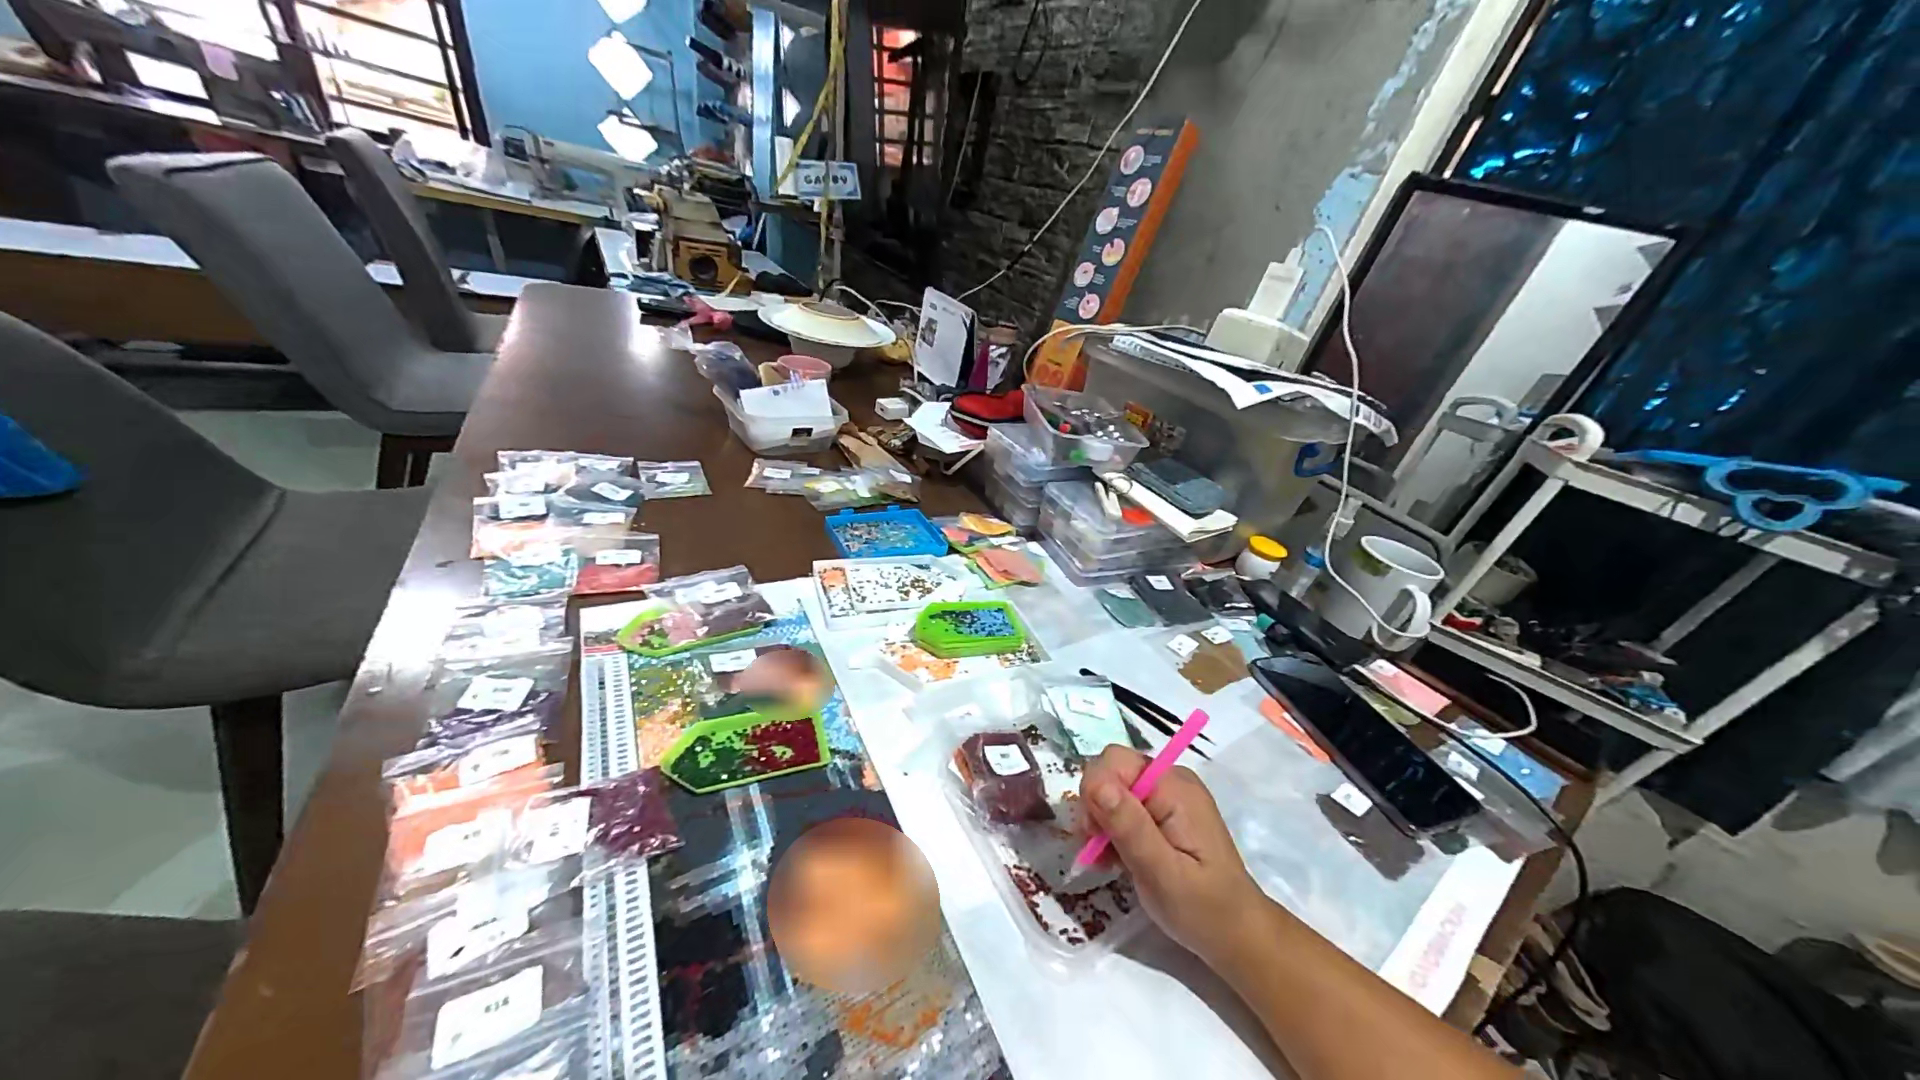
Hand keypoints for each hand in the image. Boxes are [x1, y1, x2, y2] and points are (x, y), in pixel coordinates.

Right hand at [1080, 745, 1265, 963]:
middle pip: (1111, 772)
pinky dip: (1113, 830)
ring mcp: (1168, 797)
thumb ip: (1129, 825)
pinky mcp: (1163, 814)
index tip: (1095, 834)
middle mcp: (1170, 781)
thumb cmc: (1203, 908)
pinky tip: (1117, 859)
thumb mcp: (1161, 872)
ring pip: (1113, 790)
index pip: (1114, 761)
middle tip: (1099, 850)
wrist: (1238, 935)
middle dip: (1095, 808)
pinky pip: (1124, 806)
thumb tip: (1097, 783)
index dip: (1096, 791)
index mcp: (1174, 787)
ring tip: (1109, 861)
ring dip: (1101, 823)